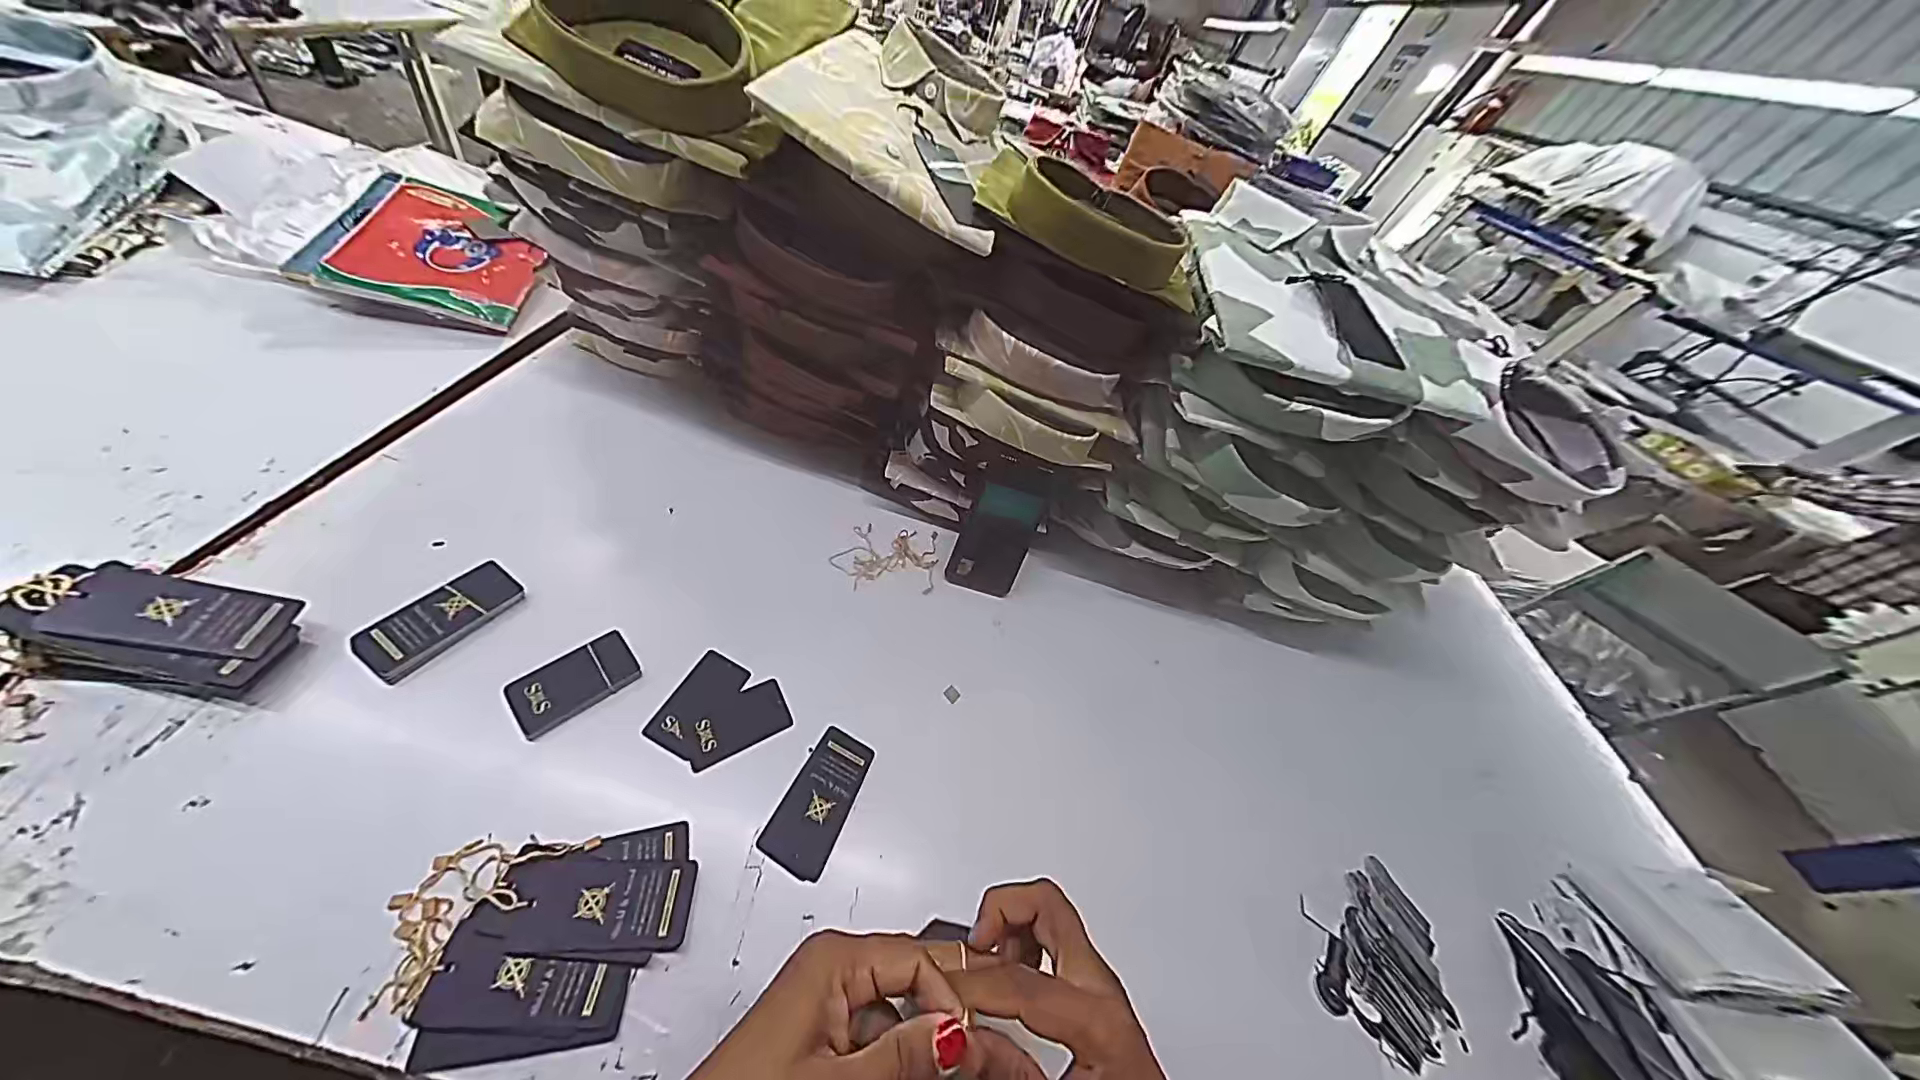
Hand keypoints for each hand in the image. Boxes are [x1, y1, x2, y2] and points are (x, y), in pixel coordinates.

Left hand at [690, 930, 1044, 1079]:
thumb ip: (901, 1053)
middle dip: (954, 1017)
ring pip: (902, 1011)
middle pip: (915, 980)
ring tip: (967, 1066)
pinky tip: (925, 1071)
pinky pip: (878, 1030)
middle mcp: (833, 965)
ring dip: (932, 1041)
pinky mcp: (822, 1026)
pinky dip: (902, 1053)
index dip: (954, 1003)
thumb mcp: (836, 1079)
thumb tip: (955, 1031)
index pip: (920, 959)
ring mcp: (828, 996)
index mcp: (834, 957)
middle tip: (996, 1053)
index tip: (974, 1044)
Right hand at [948, 880, 1165, 1079]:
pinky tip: (1001, 977)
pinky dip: (1018, 940)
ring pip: (1048, 912)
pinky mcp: (1093, 991)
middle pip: (1045, 904)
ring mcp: (1100, 984)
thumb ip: (1005, 1071)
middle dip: (997, 911)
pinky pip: (1051, 938)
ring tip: (978, 962)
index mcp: (1100, 1020)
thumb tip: (958, 1038)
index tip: (936, 993)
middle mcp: (1103, 988)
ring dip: (1007, 923)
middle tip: (967, 946)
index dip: (967, 984)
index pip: (1019, 979)